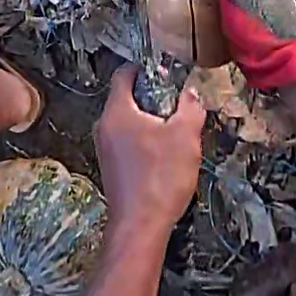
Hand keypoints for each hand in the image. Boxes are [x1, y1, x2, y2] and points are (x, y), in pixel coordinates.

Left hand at [96, 65, 203, 240]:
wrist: (140, 226)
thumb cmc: (161, 176)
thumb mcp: (185, 135)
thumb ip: (190, 107)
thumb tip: (191, 93)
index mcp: (117, 111)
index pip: (124, 75)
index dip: (144, 69)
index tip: (165, 74)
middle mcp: (104, 126)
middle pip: (126, 98)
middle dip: (152, 97)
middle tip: (176, 105)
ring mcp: (104, 148)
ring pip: (127, 121)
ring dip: (149, 121)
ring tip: (174, 132)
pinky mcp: (110, 167)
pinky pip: (126, 141)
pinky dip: (143, 139)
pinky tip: (164, 155)